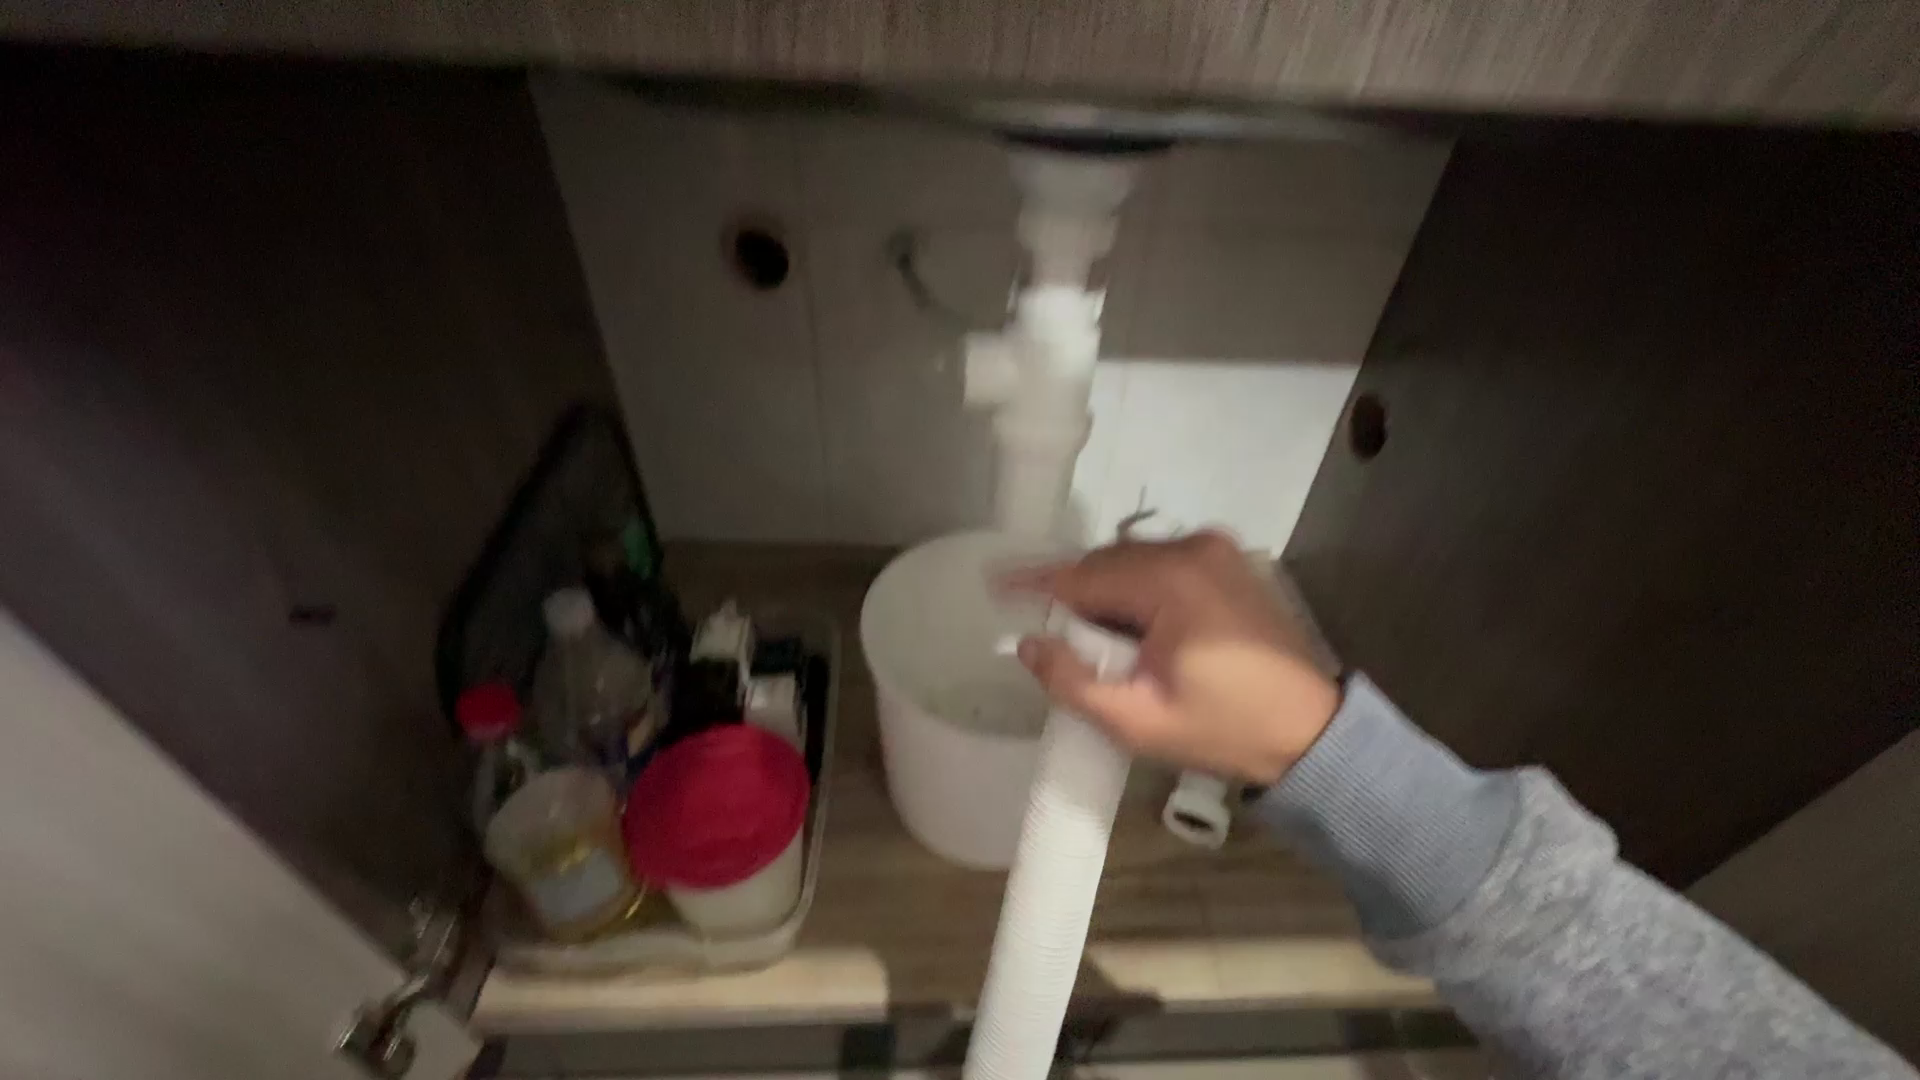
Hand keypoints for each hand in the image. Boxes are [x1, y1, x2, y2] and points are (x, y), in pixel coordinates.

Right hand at [1002, 530, 1339, 784]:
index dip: (1033, 583)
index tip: (993, 583)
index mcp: (1170, 582)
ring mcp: (1216, 549)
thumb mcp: (1137, 722)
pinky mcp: (1228, 559)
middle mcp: (1192, 548)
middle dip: (1075, 594)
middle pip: (1106, 562)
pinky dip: (1136, 585)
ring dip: (1106, 590)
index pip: (1081, 575)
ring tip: (1100, 639)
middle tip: (1058, 638)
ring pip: (1132, 559)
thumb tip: (1028, 643)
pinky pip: (1161, 562)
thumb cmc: (1224, 730)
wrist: (1312, 732)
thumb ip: (1072, 682)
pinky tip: (1138, 624)